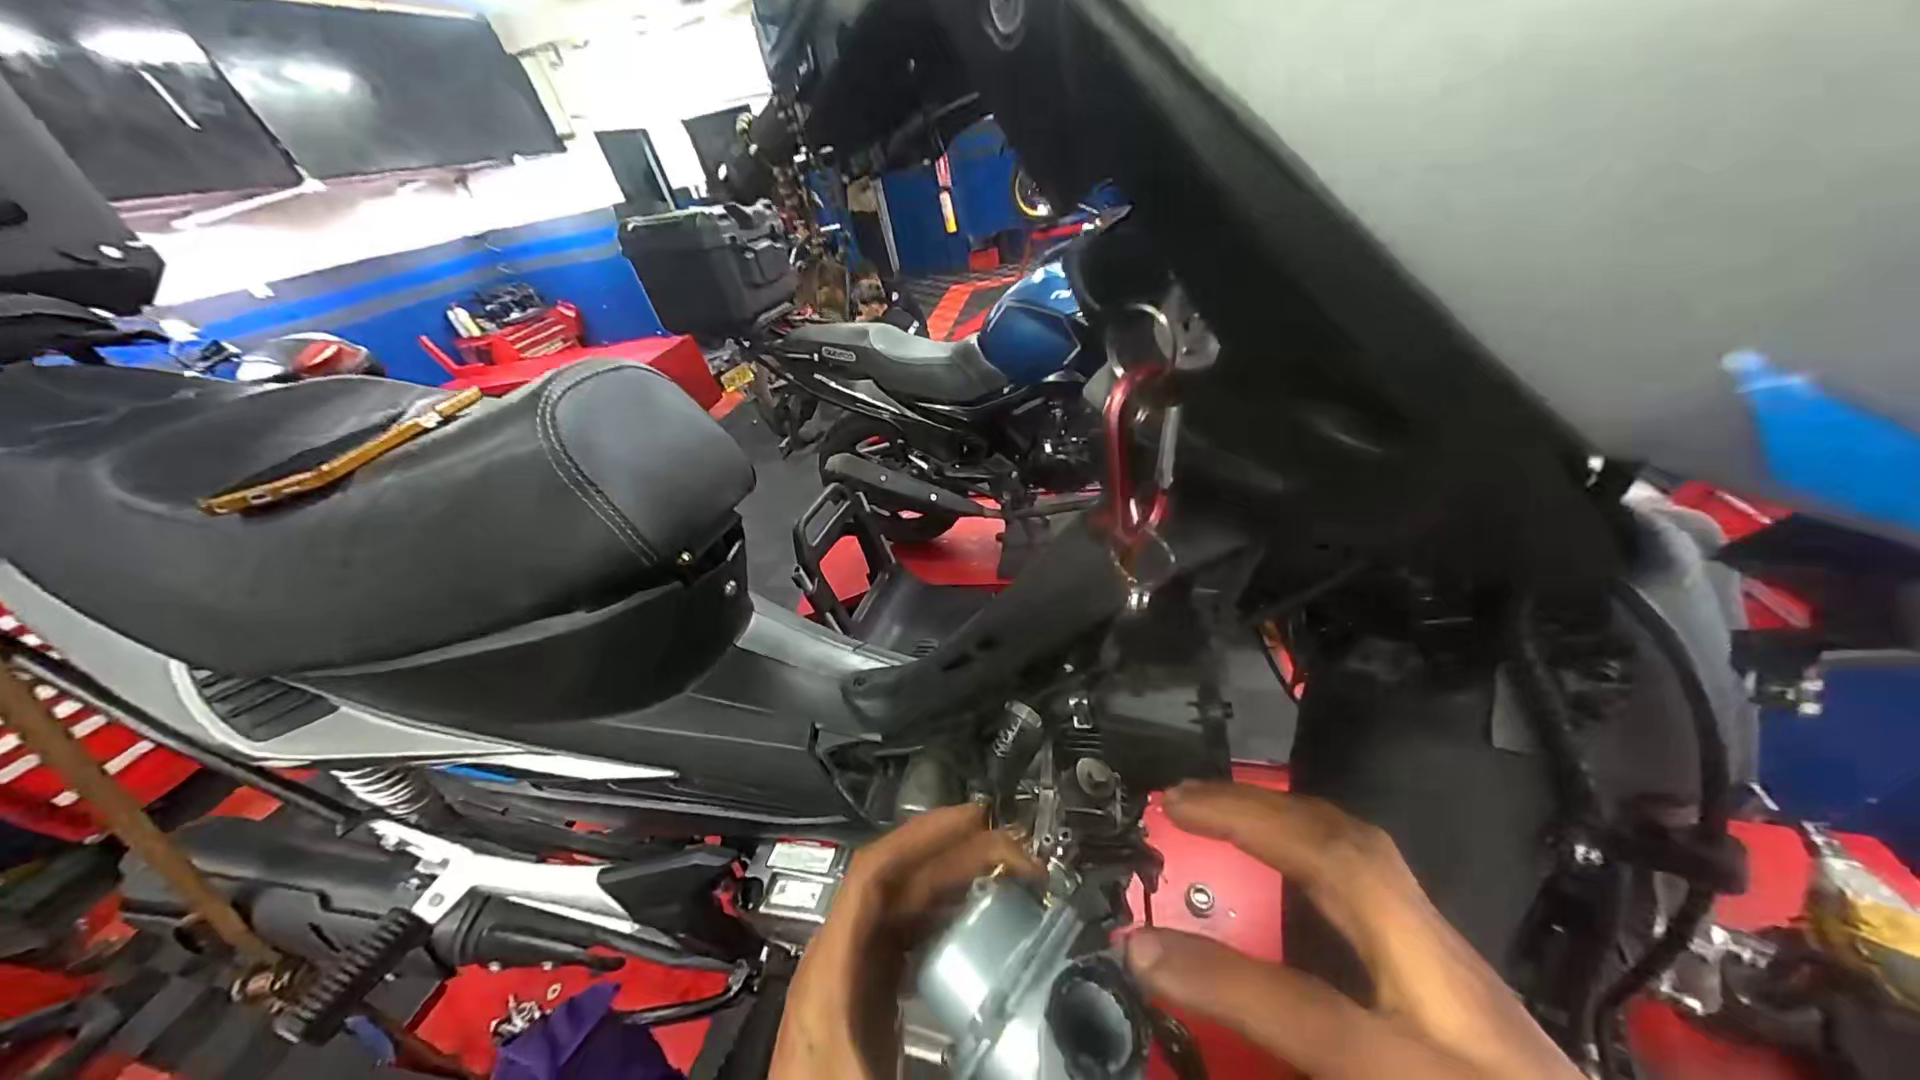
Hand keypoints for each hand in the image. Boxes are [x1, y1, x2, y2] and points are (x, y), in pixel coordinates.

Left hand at [770, 802, 1040, 1079]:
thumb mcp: (874, 1075)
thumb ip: (950, 1055)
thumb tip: (1020, 1038)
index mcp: (831, 968)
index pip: (874, 874)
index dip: (924, 835)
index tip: (972, 819)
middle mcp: (839, 960)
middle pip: (897, 883)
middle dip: (954, 853)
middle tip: (1009, 847)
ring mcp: (851, 978)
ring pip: (903, 907)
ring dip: (951, 881)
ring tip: (1001, 873)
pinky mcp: (865, 1000)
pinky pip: (906, 937)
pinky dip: (942, 917)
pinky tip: (973, 924)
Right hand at [1126, 782, 1583, 1079]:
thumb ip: (1282, 1062)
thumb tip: (1198, 1000)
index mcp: (1437, 1072)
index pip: (1318, 1013)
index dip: (1216, 975)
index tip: (1140, 950)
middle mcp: (1458, 997)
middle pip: (1357, 868)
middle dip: (1255, 817)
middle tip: (1178, 800)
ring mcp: (1465, 966)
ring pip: (1370, 850)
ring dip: (1278, 810)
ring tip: (1213, 803)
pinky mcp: (1459, 959)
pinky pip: (1375, 867)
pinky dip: (1311, 833)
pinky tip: (1276, 841)